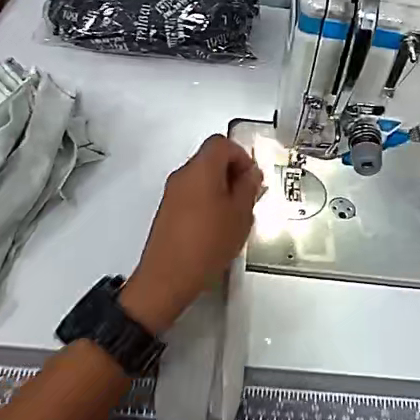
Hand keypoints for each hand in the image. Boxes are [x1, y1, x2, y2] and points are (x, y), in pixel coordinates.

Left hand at [119, 135, 262, 334]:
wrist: (168, 277)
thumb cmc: (207, 243)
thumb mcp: (240, 215)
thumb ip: (248, 188)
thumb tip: (250, 174)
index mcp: (201, 169)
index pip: (222, 143)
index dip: (241, 156)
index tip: (252, 177)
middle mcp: (183, 175)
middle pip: (210, 158)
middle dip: (232, 172)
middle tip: (248, 195)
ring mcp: (172, 193)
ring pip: (201, 177)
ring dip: (221, 188)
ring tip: (236, 215)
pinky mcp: (167, 211)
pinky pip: (191, 194)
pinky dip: (207, 201)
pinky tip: (218, 227)